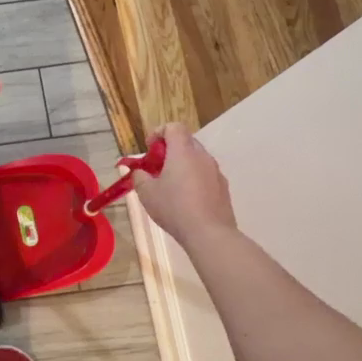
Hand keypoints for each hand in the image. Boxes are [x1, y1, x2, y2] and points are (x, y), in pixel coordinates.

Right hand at [131, 124, 236, 242]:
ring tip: (172, 186)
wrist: (209, 233)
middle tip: (158, 168)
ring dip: (183, 165)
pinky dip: (195, 179)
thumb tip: (138, 171)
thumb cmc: (174, 208)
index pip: (174, 127)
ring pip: (197, 159)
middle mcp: (202, 156)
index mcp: (183, 152)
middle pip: (186, 141)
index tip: (150, 149)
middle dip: (170, 150)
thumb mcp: (147, 193)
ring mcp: (215, 171)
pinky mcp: (223, 187)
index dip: (159, 133)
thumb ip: (139, 176)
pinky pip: (206, 175)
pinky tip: (188, 200)